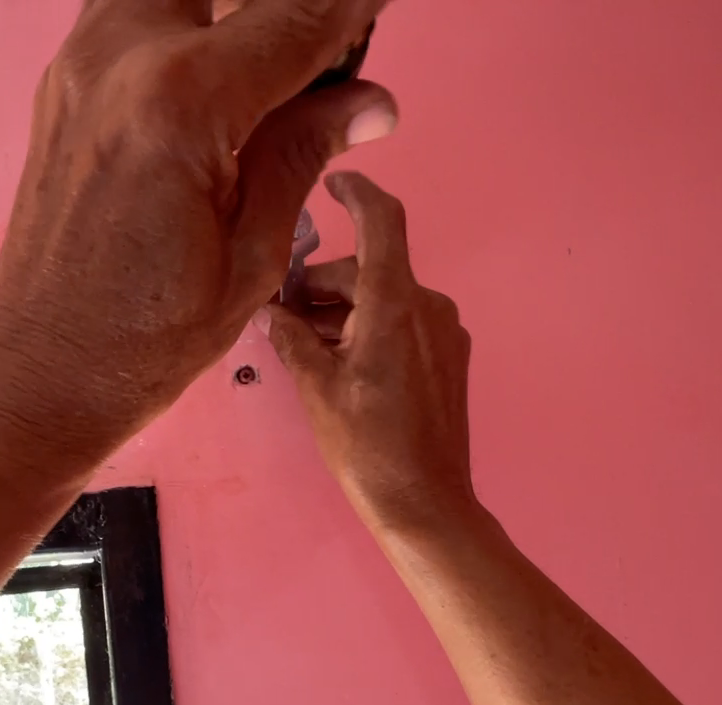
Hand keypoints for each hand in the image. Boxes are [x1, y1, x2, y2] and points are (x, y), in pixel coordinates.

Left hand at [0, 0, 397, 458]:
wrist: (45, 374)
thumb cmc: (148, 342)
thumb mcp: (250, 262)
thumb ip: (301, 157)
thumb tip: (366, 102)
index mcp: (180, 104)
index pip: (291, 21)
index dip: (349, 10)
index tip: (378, 6)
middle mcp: (118, 58)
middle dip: (282, 12)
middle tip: (323, 56)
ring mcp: (77, 67)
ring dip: (229, 18)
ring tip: (269, 80)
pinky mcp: (60, 91)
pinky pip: (131, 20)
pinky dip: (183, 32)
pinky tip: (213, 89)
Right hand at [264, 172, 479, 534]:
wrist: (424, 503)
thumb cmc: (365, 446)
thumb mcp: (317, 389)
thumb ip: (293, 338)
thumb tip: (271, 310)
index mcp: (395, 303)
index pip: (382, 221)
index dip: (357, 192)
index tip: (333, 185)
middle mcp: (429, 307)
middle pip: (372, 271)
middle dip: (325, 284)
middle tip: (285, 312)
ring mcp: (446, 334)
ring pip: (387, 300)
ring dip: (346, 311)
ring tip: (308, 344)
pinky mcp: (450, 360)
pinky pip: (406, 326)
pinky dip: (372, 329)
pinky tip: (345, 362)